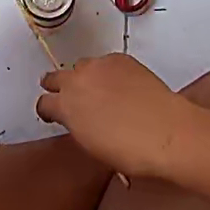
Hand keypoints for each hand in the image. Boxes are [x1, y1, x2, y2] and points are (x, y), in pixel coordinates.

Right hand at [36, 53, 196, 177]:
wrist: (166, 132)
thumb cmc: (130, 151)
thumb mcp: (93, 147)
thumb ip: (77, 126)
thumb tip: (79, 120)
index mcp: (66, 106)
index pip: (44, 103)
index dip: (48, 110)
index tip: (53, 114)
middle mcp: (76, 80)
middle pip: (54, 77)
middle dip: (57, 86)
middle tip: (68, 96)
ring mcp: (98, 65)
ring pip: (82, 66)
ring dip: (85, 77)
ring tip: (101, 91)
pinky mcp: (119, 58)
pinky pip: (106, 62)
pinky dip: (109, 72)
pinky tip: (124, 86)